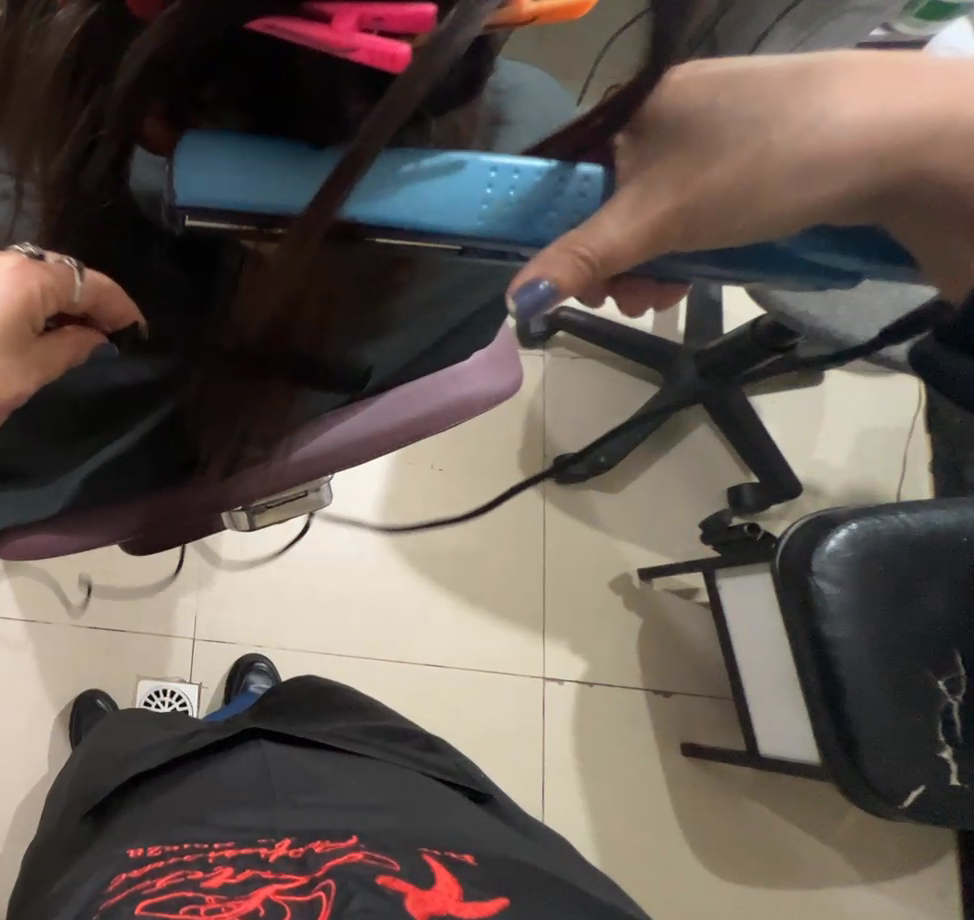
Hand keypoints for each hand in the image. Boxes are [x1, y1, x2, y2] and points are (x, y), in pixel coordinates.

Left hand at [0, 247, 144, 508]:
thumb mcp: (31, 373)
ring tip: (72, 334)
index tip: (137, 328)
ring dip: (54, 301)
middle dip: (85, 300)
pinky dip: (25, 302)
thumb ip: (72, 346)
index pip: (85, 281)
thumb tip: (96, 335)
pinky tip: (33, 327)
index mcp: (21, 275)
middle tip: (105, 334)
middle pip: (56, 272)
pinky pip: (2, 284)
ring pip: (29, 277)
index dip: (117, 305)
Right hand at [509, 51, 973, 320]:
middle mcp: (674, 111)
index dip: (552, 233)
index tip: (562, 278)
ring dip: (646, 263)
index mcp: (637, 107)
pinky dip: (688, 244)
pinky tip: (701, 271)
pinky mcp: (763, 149)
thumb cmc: (762, 165)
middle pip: (606, 203)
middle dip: (608, 262)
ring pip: (651, 211)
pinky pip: (695, 204)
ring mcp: (722, 129)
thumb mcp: (654, 221)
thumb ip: (575, 261)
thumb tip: (512, 302)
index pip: (563, 177)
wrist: (918, 141)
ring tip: (667, 294)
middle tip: (625, 297)